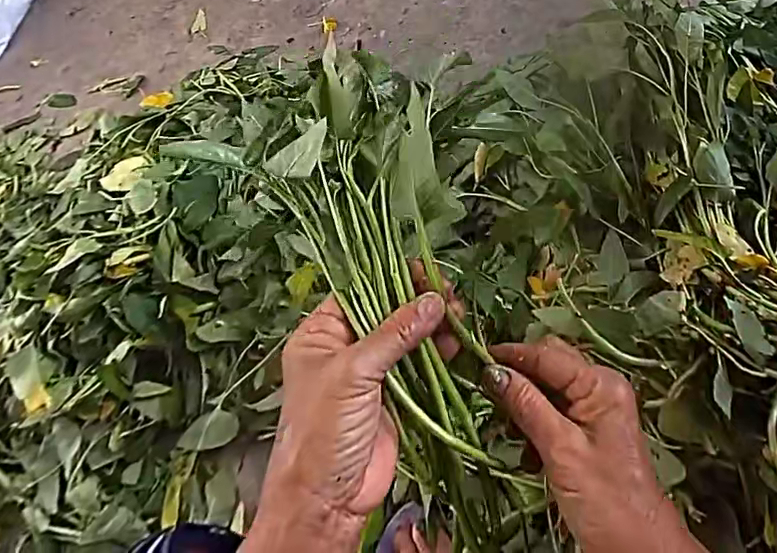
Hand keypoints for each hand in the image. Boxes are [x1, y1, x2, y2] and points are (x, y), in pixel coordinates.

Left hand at [241, 292, 449, 552]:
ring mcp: (372, 370)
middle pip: (388, 308)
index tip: (424, 271)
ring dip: (434, 323)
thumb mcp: (353, 373)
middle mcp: (346, 345)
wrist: (327, 504)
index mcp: (322, 332)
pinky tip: (454, 340)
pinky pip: (420, 362)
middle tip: (447, 294)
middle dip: (419, 299)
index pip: (360, 288)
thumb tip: (432, 301)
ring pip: (408, 334)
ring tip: (457, 315)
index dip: (392, 277)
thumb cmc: (320, 435)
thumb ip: (394, 334)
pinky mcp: (395, 393)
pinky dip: (439, 350)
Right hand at [485, 338, 705, 552]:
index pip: (548, 355)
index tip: (478, 358)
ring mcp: (596, 408)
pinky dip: (535, 423)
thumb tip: (493, 371)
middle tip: (487, 391)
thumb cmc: (606, 502)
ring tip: (507, 426)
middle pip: (549, 365)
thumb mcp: (560, 450)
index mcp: (600, 383)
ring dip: (524, 404)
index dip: (512, 355)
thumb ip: (526, 406)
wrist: (639, 551)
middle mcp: (600, 386)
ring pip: (548, 389)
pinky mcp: (589, 430)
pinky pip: (554, 411)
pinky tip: (525, 447)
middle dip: (518, 377)